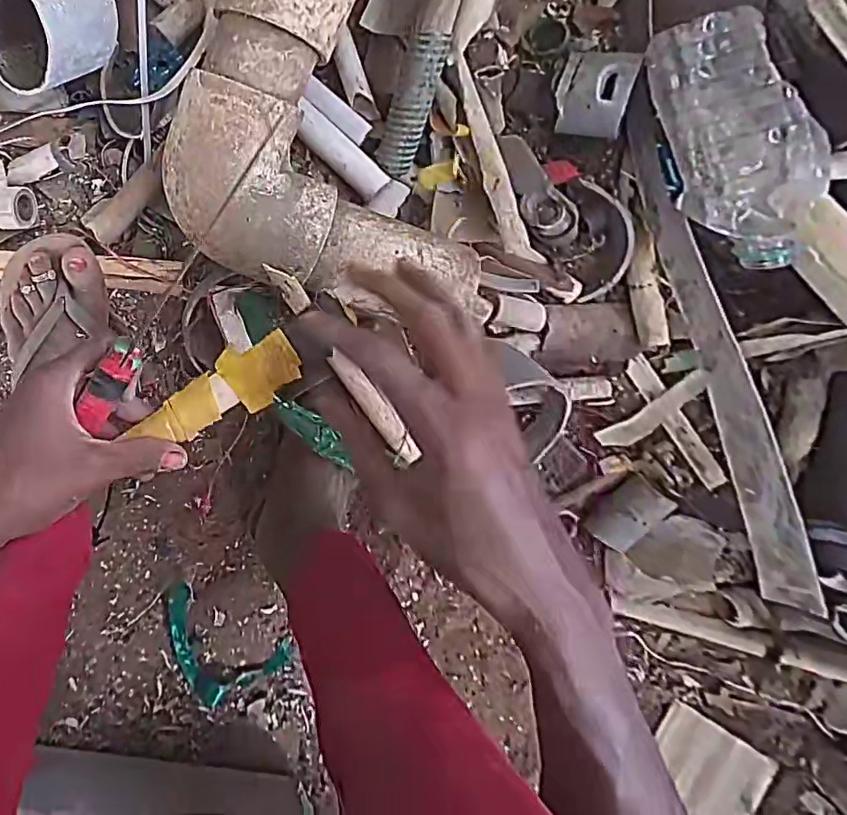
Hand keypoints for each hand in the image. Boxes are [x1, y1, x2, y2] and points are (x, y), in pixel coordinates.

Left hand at [0, 335, 186, 592]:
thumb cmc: (27, 484)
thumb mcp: (93, 467)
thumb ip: (139, 455)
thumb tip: (177, 452)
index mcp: (53, 380)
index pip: (99, 348)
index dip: (129, 364)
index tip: (150, 389)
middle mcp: (41, 386)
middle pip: (94, 379)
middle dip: (124, 404)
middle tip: (146, 429)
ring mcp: (32, 409)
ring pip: (81, 404)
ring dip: (108, 424)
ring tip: (129, 453)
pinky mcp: (27, 431)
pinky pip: (66, 421)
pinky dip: (88, 436)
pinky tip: (101, 462)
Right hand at [290, 263, 598, 633]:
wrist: (539, 576)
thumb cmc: (464, 548)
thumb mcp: (395, 499)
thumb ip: (356, 438)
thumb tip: (322, 391)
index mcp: (443, 425)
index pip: (380, 358)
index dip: (338, 332)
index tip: (307, 318)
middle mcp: (475, 398)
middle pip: (433, 319)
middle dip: (391, 288)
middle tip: (356, 272)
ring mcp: (496, 397)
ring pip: (464, 323)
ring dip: (428, 292)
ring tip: (399, 269)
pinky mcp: (503, 405)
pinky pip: (476, 343)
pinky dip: (450, 317)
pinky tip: (434, 315)